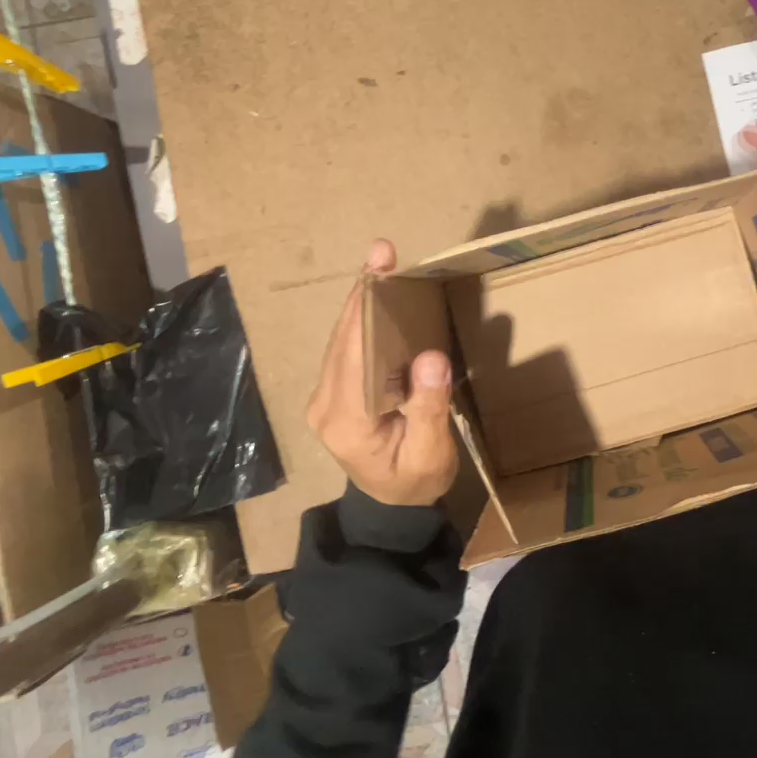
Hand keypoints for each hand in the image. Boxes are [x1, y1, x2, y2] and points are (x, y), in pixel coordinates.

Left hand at [306, 239, 458, 505]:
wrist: (392, 506)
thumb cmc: (414, 481)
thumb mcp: (430, 454)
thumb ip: (429, 409)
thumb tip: (431, 357)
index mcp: (346, 419)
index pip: (354, 355)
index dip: (365, 310)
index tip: (379, 273)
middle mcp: (325, 403)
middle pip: (343, 339)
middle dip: (362, 294)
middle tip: (382, 252)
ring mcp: (325, 397)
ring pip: (342, 339)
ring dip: (361, 301)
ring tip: (381, 264)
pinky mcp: (334, 392)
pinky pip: (347, 348)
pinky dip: (362, 318)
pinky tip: (377, 295)